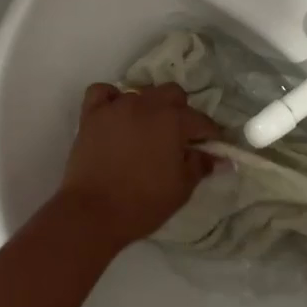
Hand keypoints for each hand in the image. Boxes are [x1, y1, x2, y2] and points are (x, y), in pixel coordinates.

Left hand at [56, 82, 216, 250]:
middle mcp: (147, 105)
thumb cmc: (143, 203)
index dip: (210, 135)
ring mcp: (117, 106)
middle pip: (172, 94)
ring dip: (148, 109)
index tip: (211, 148)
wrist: (93, 213)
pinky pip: (103, 93)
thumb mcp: (182, 189)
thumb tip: (214, 156)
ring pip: (140, 94)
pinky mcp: (91, 115)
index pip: (201, 121)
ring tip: (145, 133)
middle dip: (180, 112)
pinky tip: (116, 115)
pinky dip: (111, 99)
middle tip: (177, 138)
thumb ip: (200, 165)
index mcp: (173, 120)